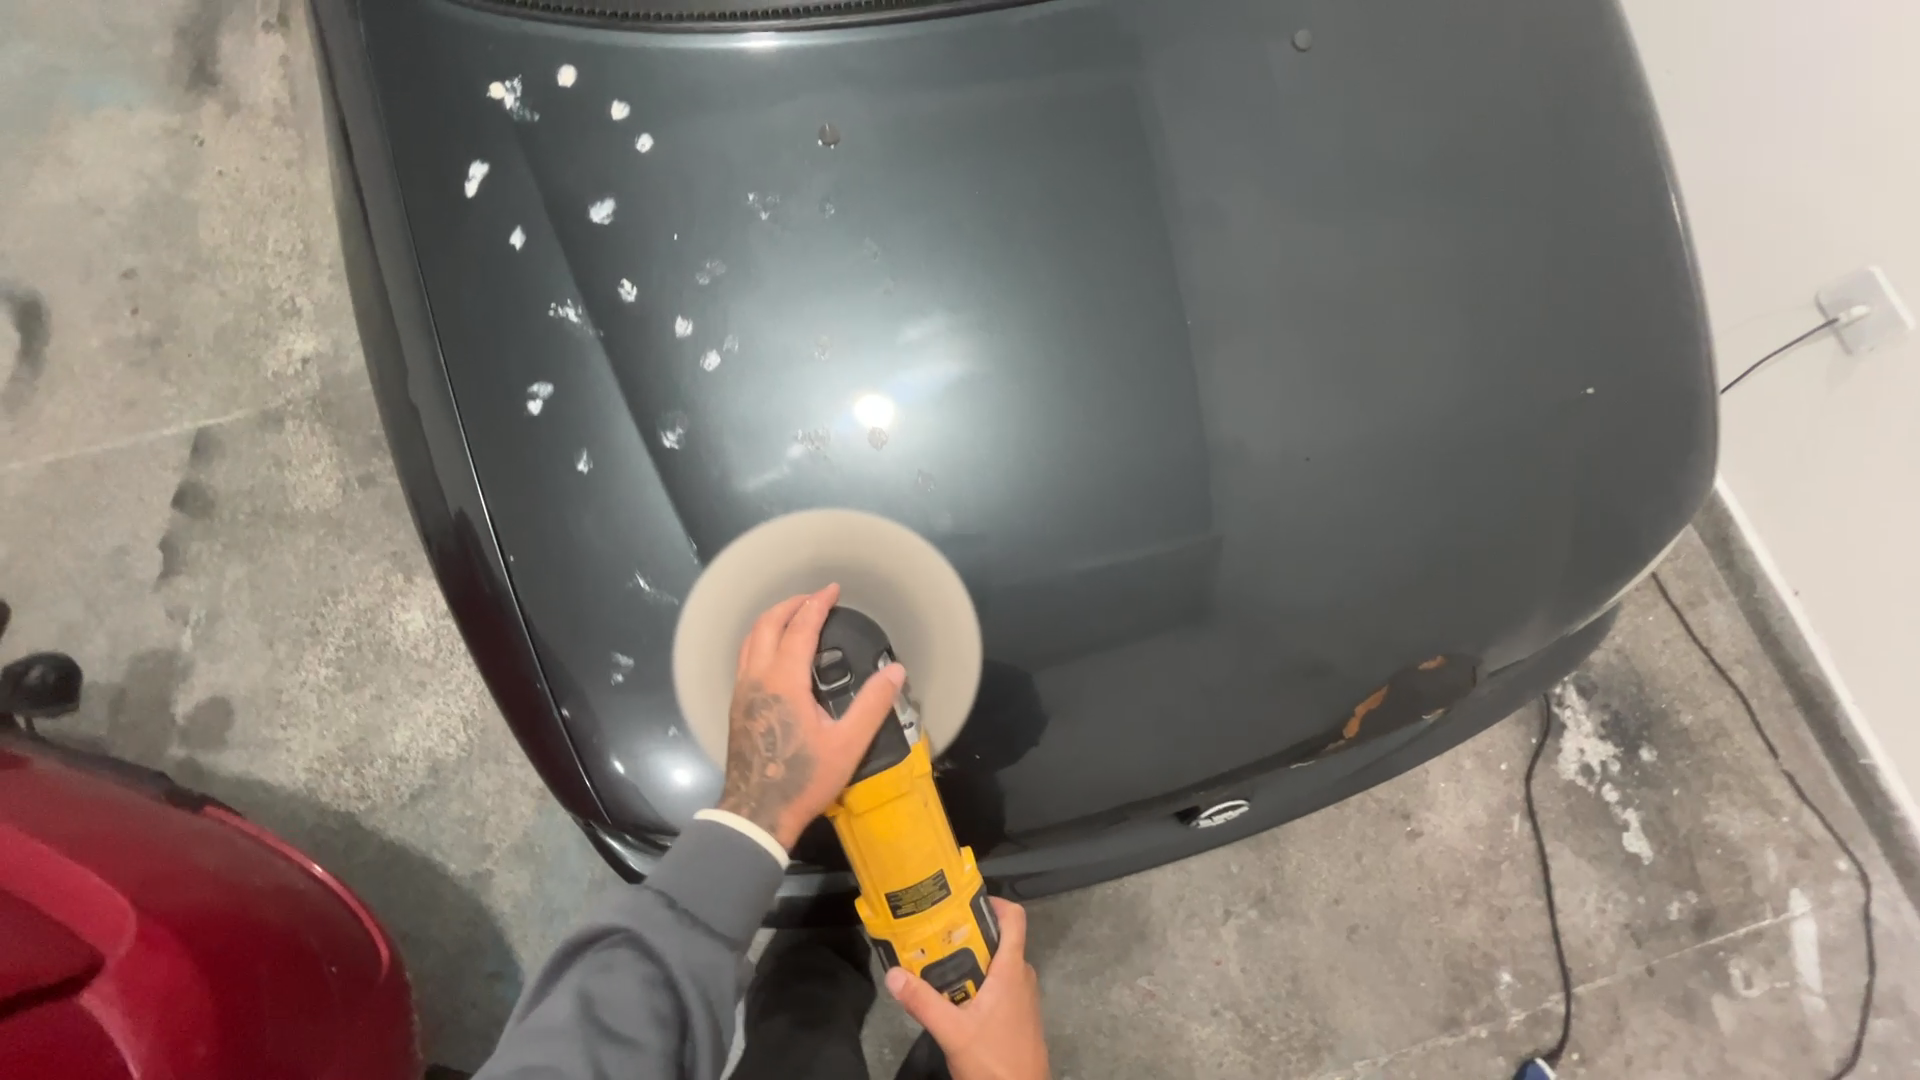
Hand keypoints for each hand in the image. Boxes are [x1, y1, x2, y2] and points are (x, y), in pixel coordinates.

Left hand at [716, 583, 905, 849]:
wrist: (756, 813)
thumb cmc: (804, 778)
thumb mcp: (848, 744)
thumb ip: (873, 704)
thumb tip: (895, 670)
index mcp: (783, 680)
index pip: (800, 628)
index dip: (817, 604)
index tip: (833, 589)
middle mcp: (757, 678)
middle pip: (767, 625)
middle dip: (791, 605)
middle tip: (814, 599)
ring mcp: (742, 692)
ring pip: (750, 640)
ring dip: (773, 620)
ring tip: (795, 617)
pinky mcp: (737, 706)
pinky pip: (746, 657)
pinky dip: (763, 640)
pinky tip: (778, 653)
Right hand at [885, 898, 1049, 1079]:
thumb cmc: (994, 1062)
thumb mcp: (952, 1032)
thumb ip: (923, 1002)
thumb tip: (892, 973)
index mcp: (1011, 970)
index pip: (1014, 918)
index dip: (994, 903)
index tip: (965, 903)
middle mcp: (1022, 976)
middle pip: (1001, 939)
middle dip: (971, 934)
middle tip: (939, 934)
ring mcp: (1024, 997)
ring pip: (1000, 964)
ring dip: (975, 959)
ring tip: (942, 963)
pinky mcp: (1021, 1015)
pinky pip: (1003, 984)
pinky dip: (982, 981)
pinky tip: (957, 996)